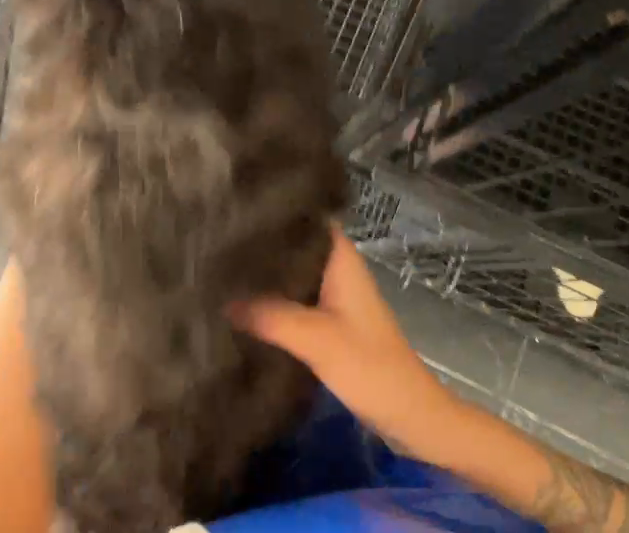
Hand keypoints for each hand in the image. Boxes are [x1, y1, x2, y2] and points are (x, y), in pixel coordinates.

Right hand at [230, 228, 465, 460]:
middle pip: (295, 246)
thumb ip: (269, 315)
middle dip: (262, 244)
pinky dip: (272, 300)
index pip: (306, 218)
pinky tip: (242, 305)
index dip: (275, 212)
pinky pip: (295, 300)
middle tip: (218, 240)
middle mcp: (338, 270)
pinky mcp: (330, 324)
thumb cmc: (370, 367)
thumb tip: (220, 299)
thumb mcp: (316, 339)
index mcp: (341, 259)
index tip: (236, 211)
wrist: (410, 416)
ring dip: (265, 275)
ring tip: (221, 268)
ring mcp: (335, 298)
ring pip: (293, 275)